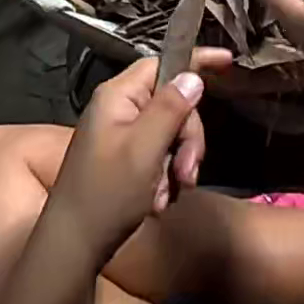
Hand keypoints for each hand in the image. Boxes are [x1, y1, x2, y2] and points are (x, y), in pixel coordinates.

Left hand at [48, 48, 230, 258]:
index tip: (227, 61)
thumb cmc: (107, 193)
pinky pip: (159, 154)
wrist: (75, 242)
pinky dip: (165, 176)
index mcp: (118, 95)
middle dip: (186, 138)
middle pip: (172, 103)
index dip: (194, 61)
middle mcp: (119, 107)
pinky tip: (156, 199)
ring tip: (167, 193)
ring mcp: (121, 131)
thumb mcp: (144, 150)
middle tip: (186, 173)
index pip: (161, 64)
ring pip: (170, 132)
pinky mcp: (124, 154)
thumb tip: (192, 75)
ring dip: (177, 163)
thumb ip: (169, 109)